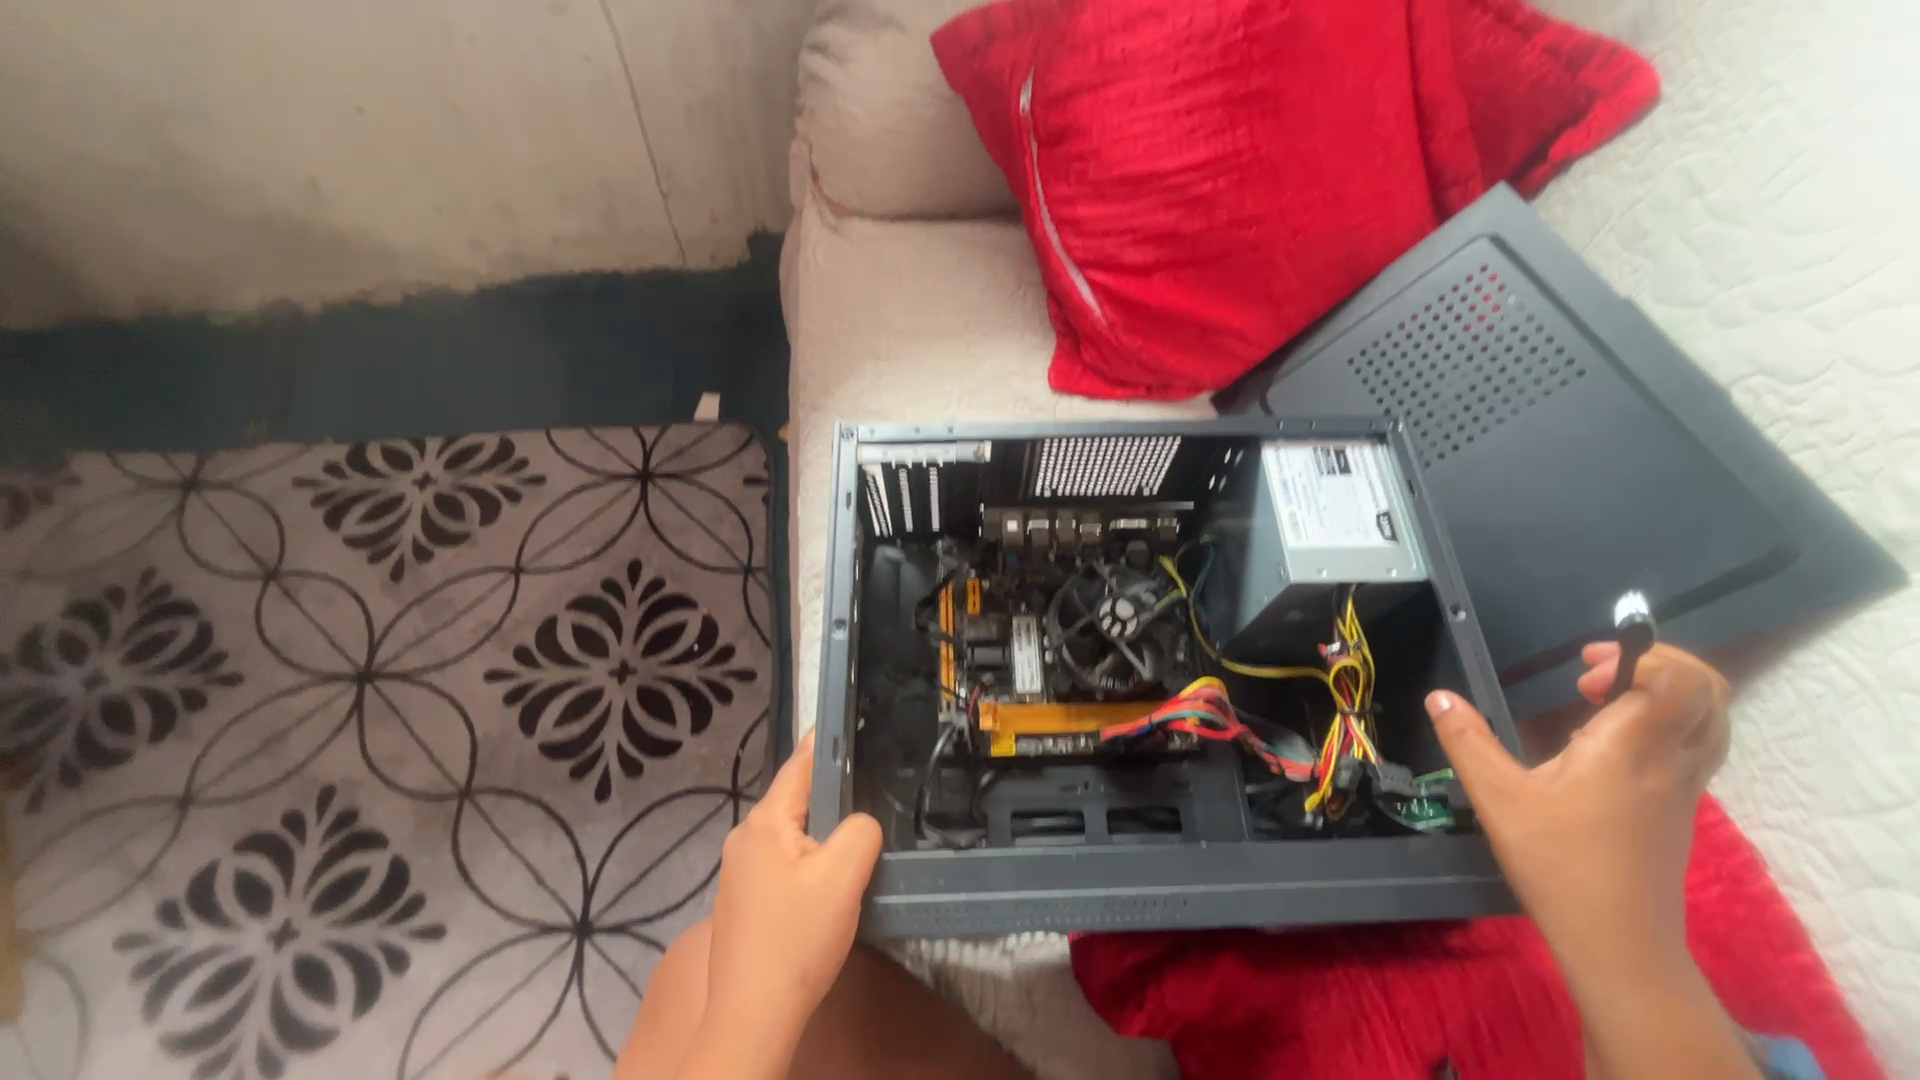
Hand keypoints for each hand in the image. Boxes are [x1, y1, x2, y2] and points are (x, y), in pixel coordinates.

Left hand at [704, 732, 882, 1034]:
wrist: (753, 1016)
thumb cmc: (797, 938)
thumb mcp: (843, 876)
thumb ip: (860, 830)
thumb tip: (859, 823)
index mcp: (764, 823)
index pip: (800, 764)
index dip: (827, 742)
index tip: (852, 720)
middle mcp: (745, 838)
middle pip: (797, 800)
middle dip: (832, 796)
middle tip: (873, 790)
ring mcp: (740, 872)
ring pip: (793, 835)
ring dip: (822, 834)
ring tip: (858, 840)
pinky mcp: (745, 901)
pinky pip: (785, 863)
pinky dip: (809, 862)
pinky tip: (829, 883)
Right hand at [1424, 644, 1730, 980]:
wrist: (1618, 941)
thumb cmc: (1558, 864)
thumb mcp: (1497, 799)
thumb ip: (1467, 741)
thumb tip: (1439, 697)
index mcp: (1632, 749)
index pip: (1677, 680)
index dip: (1639, 656)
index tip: (1583, 670)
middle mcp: (1671, 760)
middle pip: (1708, 691)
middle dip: (1659, 663)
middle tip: (1597, 672)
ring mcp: (1683, 786)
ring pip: (1709, 719)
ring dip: (1667, 691)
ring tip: (1605, 698)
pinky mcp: (1679, 806)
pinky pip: (1696, 743)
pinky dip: (1667, 720)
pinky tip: (1611, 738)